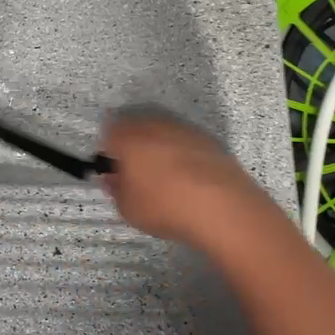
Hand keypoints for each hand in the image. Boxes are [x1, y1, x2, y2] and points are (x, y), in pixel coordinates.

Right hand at [100, 111, 269, 245]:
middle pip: (136, 128)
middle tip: (136, 173)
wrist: (226, 209)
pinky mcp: (210, 141)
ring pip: (162, 134)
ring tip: (165, 178)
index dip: (109, 151)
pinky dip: (183, 155)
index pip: (108, 133)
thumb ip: (115, 190)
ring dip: (159, 149)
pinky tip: (189, 179)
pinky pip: (186, 143)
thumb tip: (112, 179)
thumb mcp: (128, 208)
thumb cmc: (165, 207)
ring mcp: (185, 130)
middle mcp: (154, 125)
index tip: (114, 171)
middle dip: (133, 146)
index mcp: (128, 137)